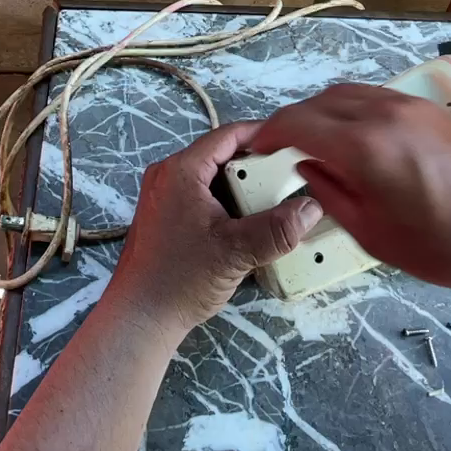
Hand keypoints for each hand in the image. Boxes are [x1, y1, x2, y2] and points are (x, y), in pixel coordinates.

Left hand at [108, 120, 324, 335]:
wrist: (139, 316)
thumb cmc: (180, 279)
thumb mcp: (235, 253)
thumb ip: (275, 230)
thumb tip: (311, 209)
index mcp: (181, 170)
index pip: (227, 135)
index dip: (261, 134)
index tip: (291, 140)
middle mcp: (168, 174)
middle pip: (220, 155)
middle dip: (255, 165)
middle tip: (289, 176)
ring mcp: (163, 193)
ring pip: (211, 176)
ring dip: (241, 185)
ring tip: (274, 199)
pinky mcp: (164, 213)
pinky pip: (201, 193)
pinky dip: (225, 201)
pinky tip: (247, 220)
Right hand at [250, 84, 450, 302]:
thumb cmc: (442, 248)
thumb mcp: (371, 234)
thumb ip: (329, 193)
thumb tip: (306, 165)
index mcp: (362, 146)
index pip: (297, 122)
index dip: (270, 132)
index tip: (258, 146)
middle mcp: (382, 113)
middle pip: (320, 101)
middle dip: (295, 121)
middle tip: (285, 147)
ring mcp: (410, 105)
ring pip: (348, 93)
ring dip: (324, 111)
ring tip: (321, 141)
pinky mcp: (431, 109)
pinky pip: (377, 97)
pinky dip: (354, 109)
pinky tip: (360, 137)